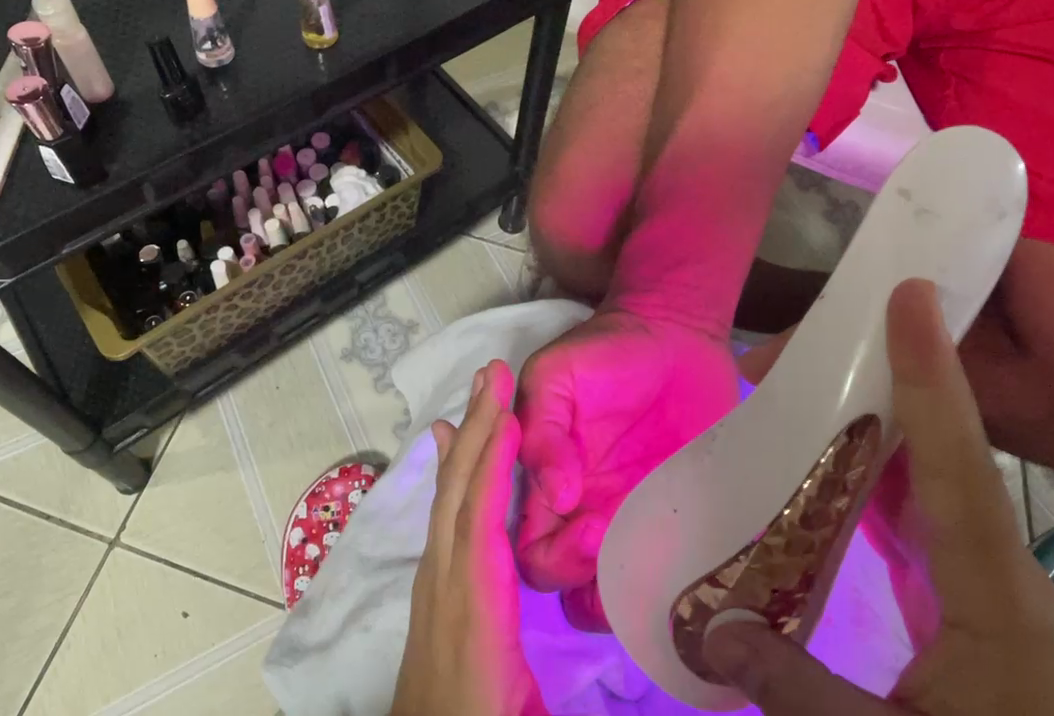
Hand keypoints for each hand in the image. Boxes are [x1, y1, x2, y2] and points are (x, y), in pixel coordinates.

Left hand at [391, 360, 547, 715]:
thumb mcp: (532, 707)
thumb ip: (576, 661)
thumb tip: (619, 642)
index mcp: (475, 612)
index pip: (481, 524)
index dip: (492, 465)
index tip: (510, 413)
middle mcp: (446, 584)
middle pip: (457, 494)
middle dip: (475, 429)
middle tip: (490, 372)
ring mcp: (434, 582)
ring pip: (447, 498)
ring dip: (463, 441)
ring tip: (475, 394)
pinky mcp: (434, 587)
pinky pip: (444, 515)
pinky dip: (452, 472)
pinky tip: (449, 451)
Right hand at [514, 308, 739, 627]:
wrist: (675, 334)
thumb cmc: (606, 350)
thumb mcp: (558, 375)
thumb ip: (542, 428)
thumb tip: (555, 493)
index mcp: (546, 483)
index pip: (527, 546)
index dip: (549, 552)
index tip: (585, 519)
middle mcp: (581, 511)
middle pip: (561, 581)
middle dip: (578, 572)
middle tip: (609, 531)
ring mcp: (630, 520)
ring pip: (609, 591)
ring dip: (619, 592)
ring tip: (646, 557)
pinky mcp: (677, 519)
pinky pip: (667, 571)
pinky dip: (669, 583)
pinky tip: (684, 563)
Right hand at [702, 280, 1053, 715]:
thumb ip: (798, 692)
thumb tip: (711, 629)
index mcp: (997, 595)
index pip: (957, 463)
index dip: (930, 376)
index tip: (910, 299)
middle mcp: (996, 574)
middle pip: (936, 456)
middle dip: (874, 389)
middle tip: (802, 345)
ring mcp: (984, 593)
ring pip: (924, 489)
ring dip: (865, 437)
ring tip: (802, 390)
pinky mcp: (966, 615)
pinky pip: (912, 528)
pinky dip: (867, 491)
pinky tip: (823, 480)